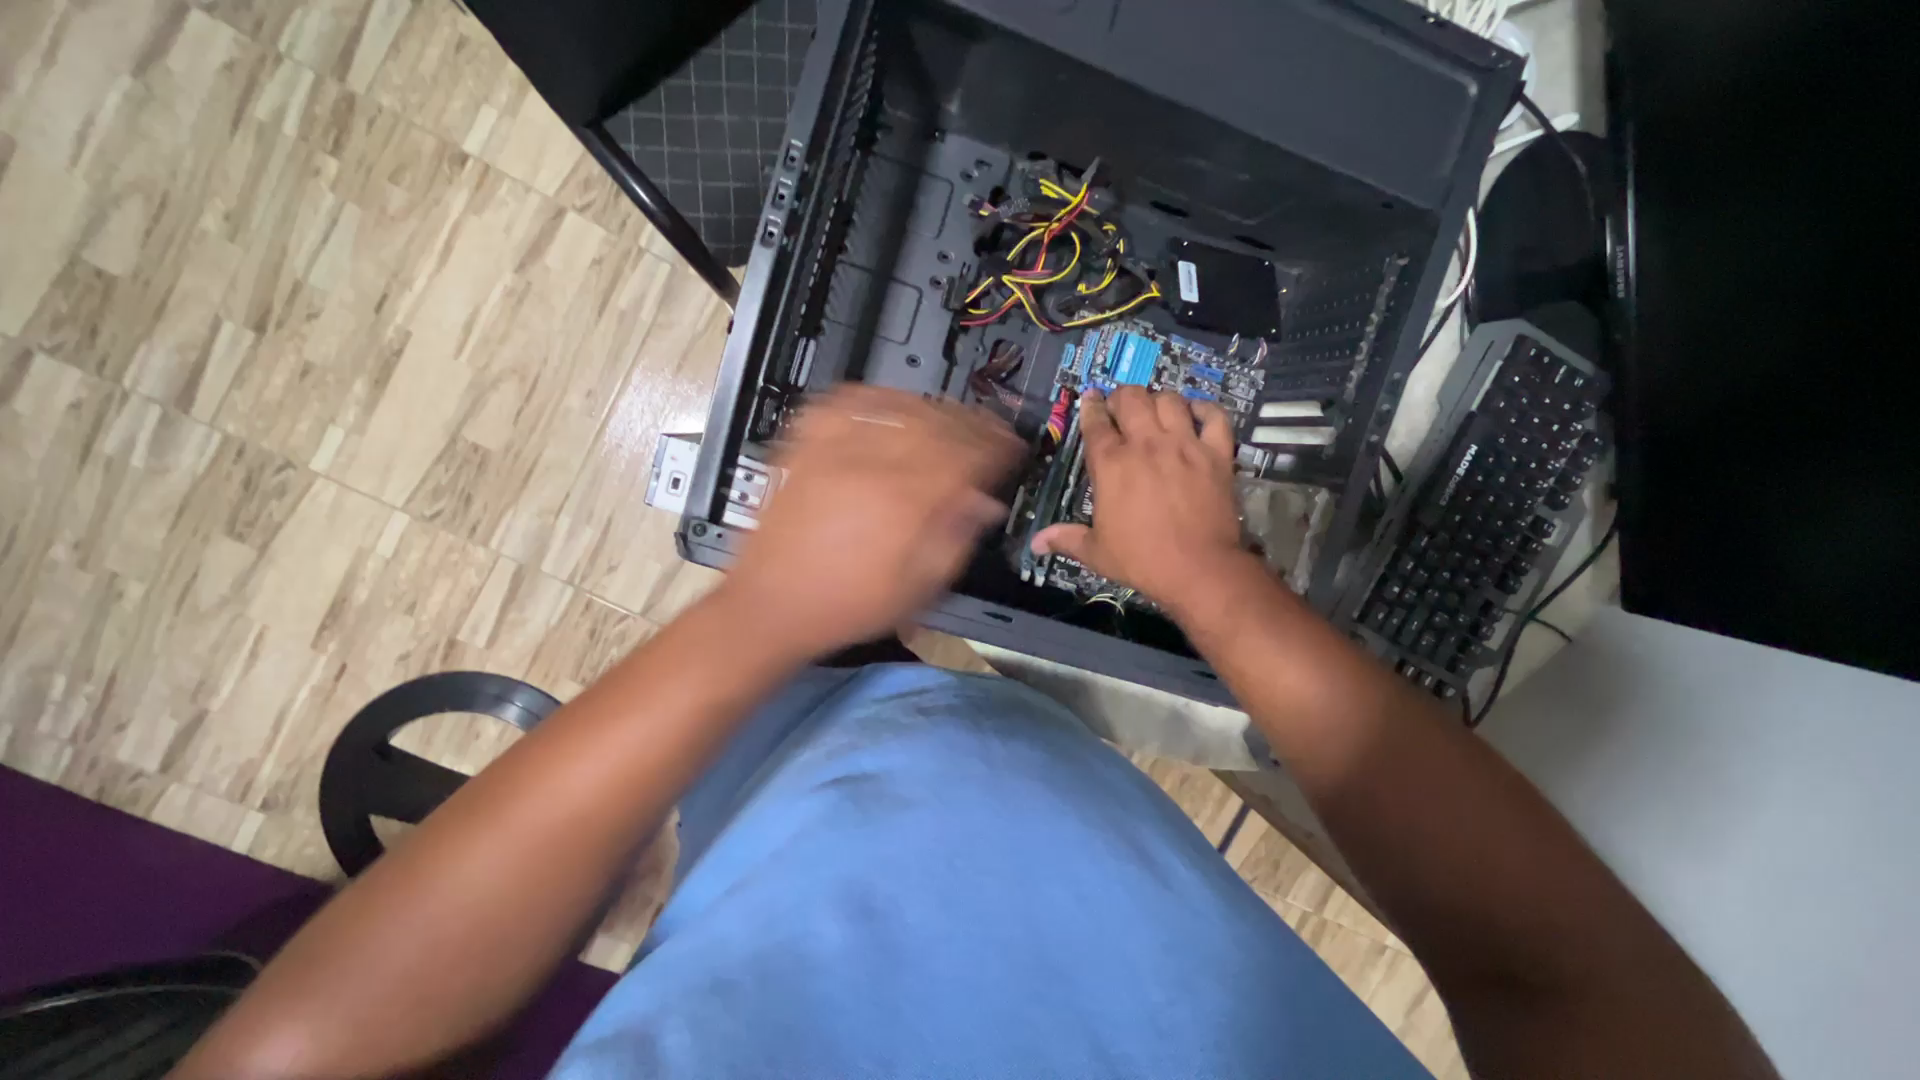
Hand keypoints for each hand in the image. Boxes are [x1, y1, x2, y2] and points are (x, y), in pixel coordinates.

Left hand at [718, 385, 1020, 660]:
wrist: (772, 606)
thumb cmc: (842, 605)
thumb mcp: (916, 587)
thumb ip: (955, 539)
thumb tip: (983, 505)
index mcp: (906, 502)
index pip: (966, 455)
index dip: (996, 447)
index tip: (1009, 447)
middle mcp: (872, 468)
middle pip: (935, 424)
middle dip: (971, 423)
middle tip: (988, 430)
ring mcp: (835, 455)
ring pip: (894, 408)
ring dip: (930, 406)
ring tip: (947, 415)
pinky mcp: (805, 452)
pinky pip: (841, 406)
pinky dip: (870, 397)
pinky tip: (886, 402)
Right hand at [1031, 386, 1257, 617]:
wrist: (1198, 569)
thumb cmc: (1141, 560)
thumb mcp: (1096, 552)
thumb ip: (1065, 539)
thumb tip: (1035, 543)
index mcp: (1111, 464)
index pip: (1095, 422)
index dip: (1091, 407)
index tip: (1091, 399)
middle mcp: (1146, 444)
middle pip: (1132, 399)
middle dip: (1122, 397)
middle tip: (1121, 408)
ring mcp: (1184, 445)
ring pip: (1170, 400)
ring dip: (1159, 400)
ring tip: (1156, 410)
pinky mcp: (1216, 454)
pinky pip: (1214, 416)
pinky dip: (1205, 409)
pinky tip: (1197, 412)